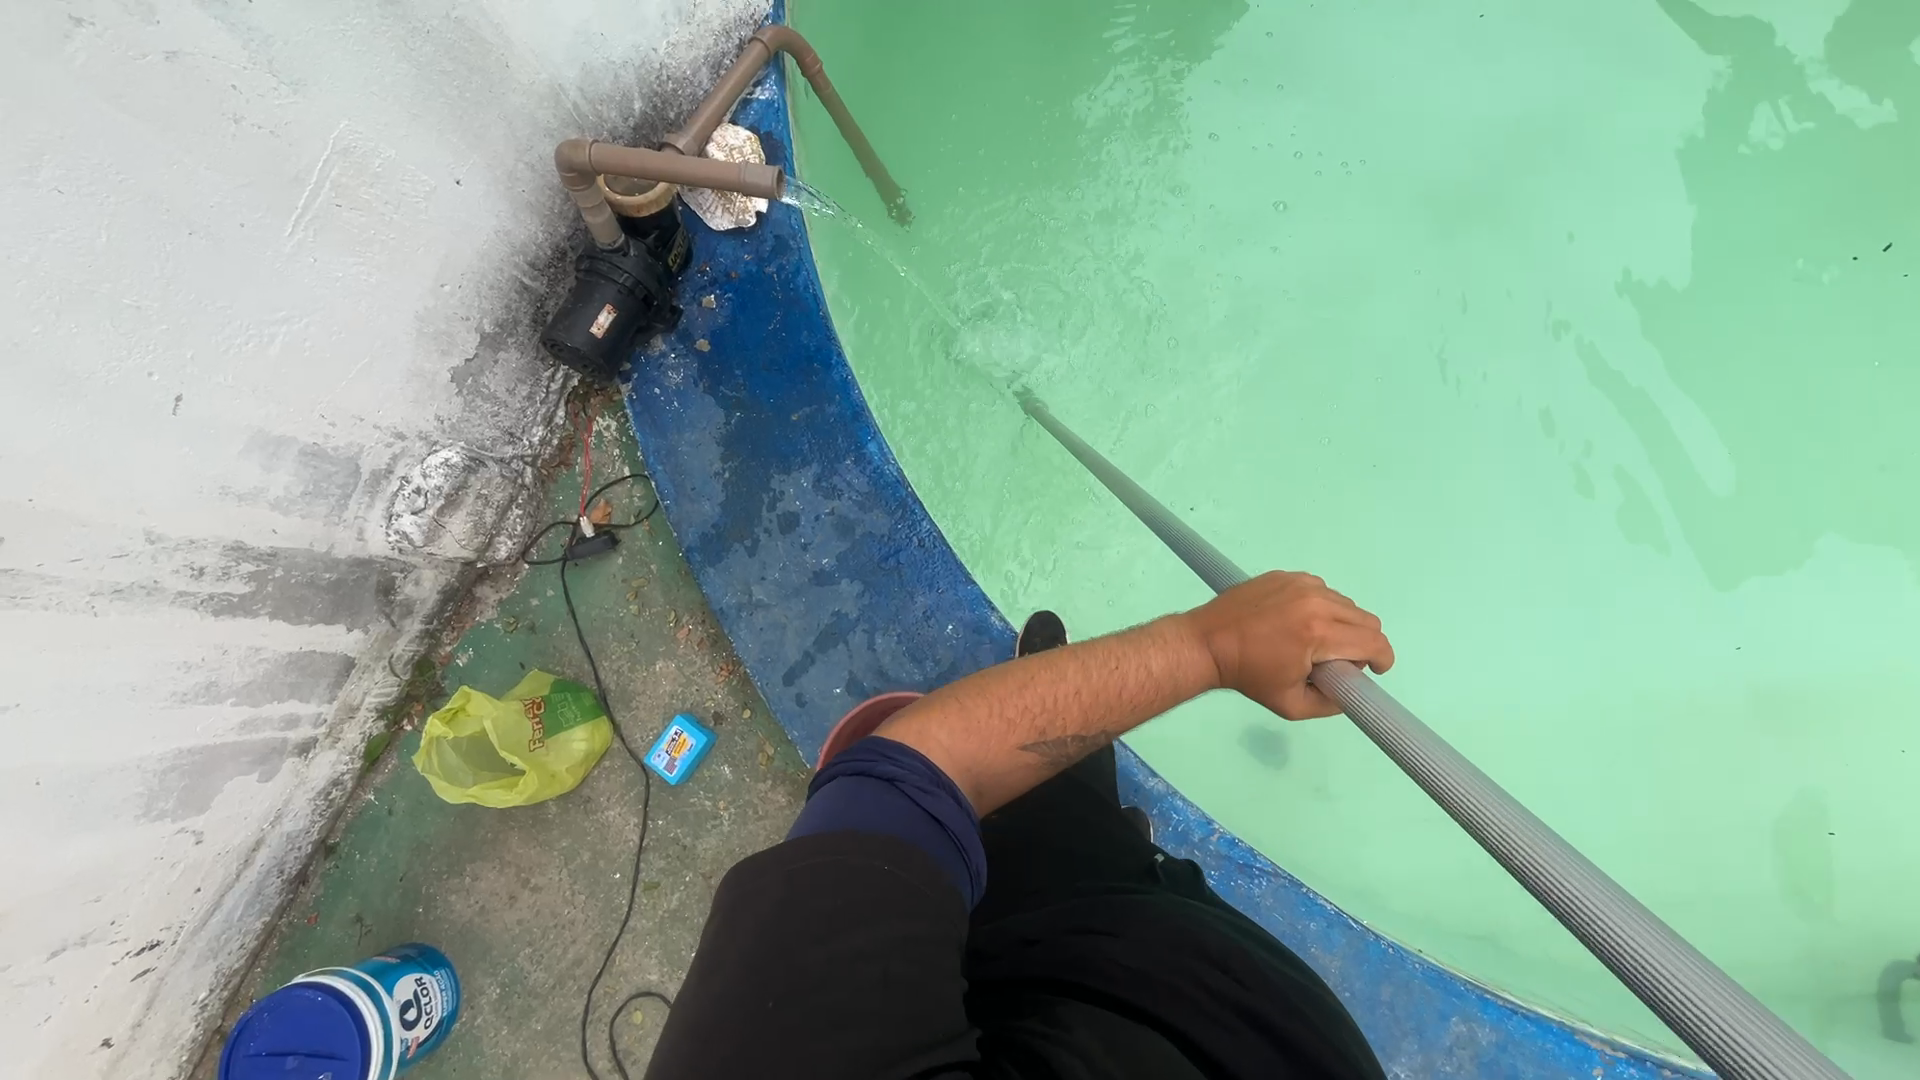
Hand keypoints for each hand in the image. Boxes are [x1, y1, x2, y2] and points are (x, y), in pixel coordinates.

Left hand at [1181, 571, 1393, 719]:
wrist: (1206, 643)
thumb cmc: (1247, 676)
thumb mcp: (1292, 705)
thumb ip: (1332, 703)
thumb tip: (1352, 689)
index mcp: (1318, 633)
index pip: (1373, 641)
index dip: (1382, 659)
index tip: (1375, 670)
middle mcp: (1314, 601)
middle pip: (1365, 619)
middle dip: (1362, 643)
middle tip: (1339, 660)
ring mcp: (1297, 583)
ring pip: (1344, 603)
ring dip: (1341, 624)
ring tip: (1315, 641)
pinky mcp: (1283, 575)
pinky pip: (1320, 589)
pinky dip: (1320, 606)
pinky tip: (1298, 622)